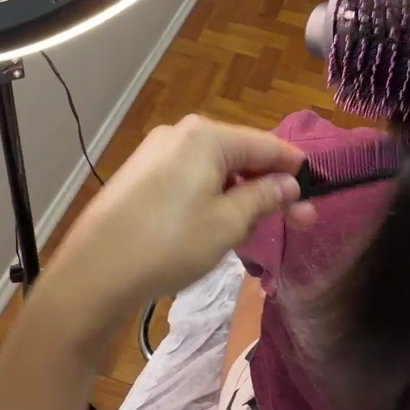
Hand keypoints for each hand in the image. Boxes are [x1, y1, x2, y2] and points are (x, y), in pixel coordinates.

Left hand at [42, 115, 310, 340]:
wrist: (92, 275)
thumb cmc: (169, 244)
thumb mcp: (228, 224)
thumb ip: (263, 197)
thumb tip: (288, 183)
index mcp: (206, 136)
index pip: (267, 145)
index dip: (296, 168)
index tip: (317, 194)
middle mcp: (181, 134)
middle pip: (240, 155)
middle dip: (270, 187)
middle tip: (300, 222)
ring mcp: (156, 153)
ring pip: (215, 170)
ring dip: (241, 196)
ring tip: (256, 232)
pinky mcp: (140, 176)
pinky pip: (190, 179)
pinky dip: (212, 198)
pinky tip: (219, 227)